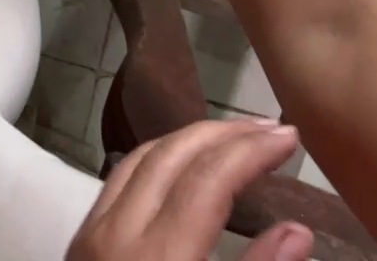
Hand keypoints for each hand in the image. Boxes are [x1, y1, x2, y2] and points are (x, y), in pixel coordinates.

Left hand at [67, 118, 313, 260]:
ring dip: (189, 139)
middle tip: (269, 129)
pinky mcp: (80, 242)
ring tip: (234, 139)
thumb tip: (296, 230)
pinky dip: (159, 158)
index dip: (251, 150)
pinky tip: (183, 165)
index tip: (290, 135)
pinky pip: (121, 177)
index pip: (208, 179)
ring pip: (141, 157)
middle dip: (223, 134)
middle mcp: (116, 233)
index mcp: (156, 260)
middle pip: (172, 155)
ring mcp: (91, 234)